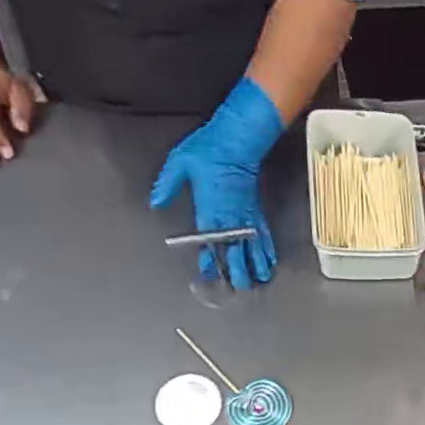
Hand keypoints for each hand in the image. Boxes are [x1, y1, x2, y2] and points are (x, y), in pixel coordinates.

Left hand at [149, 78, 284, 291]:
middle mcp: (229, 217)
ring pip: (251, 247)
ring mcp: (244, 215)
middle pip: (235, 252)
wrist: (237, 137)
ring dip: (254, 265)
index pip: (209, 242)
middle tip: (237, 287)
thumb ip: (166, 184)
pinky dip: (266, 249)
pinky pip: (262, 235)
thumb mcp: (180, 162)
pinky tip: (268, 261)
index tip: (207, 274)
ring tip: (257, 281)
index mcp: (210, 209)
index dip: (209, 260)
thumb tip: (155, 202)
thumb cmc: (210, 148)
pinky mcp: (255, 210)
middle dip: (237, 271)